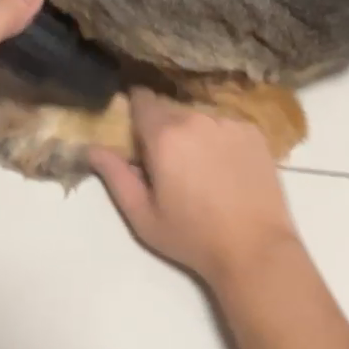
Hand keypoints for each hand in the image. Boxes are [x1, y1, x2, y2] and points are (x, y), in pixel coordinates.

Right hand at [88, 89, 301, 286]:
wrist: (254, 248)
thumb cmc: (192, 237)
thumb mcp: (143, 216)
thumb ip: (116, 177)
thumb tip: (93, 148)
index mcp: (165, 135)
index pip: (142, 100)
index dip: (136, 110)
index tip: (136, 128)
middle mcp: (196, 117)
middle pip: (171, 109)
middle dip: (164, 128)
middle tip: (168, 162)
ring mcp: (228, 121)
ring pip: (200, 117)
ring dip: (193, 133)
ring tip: (201, 168)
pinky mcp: (253, 130)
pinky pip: (226, 126)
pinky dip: (220, 139)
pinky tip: (226, 168)